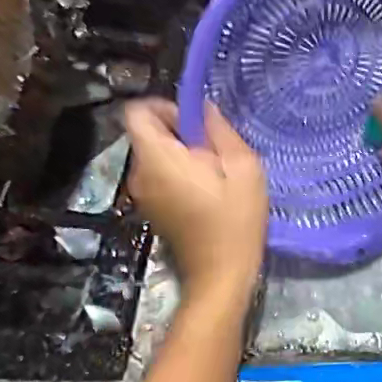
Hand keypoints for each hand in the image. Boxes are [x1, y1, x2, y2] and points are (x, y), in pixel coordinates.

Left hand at [123, 98, 267, 307]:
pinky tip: (208, 190)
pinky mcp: (151, 207)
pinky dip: (180, 172)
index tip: (197, 121)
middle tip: (217, 151)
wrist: (221, 274)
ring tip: (217, 172)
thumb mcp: (243, 169)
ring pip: (156, 154)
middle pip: (148, 133)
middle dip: (180, 132)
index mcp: (158, 160)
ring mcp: (142, 193)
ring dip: (183, 153)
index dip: (165, 106)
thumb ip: (220, 132)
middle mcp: (139, 173)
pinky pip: (160, 174)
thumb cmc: (236, 219)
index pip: (137, 113)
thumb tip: (204, 108)